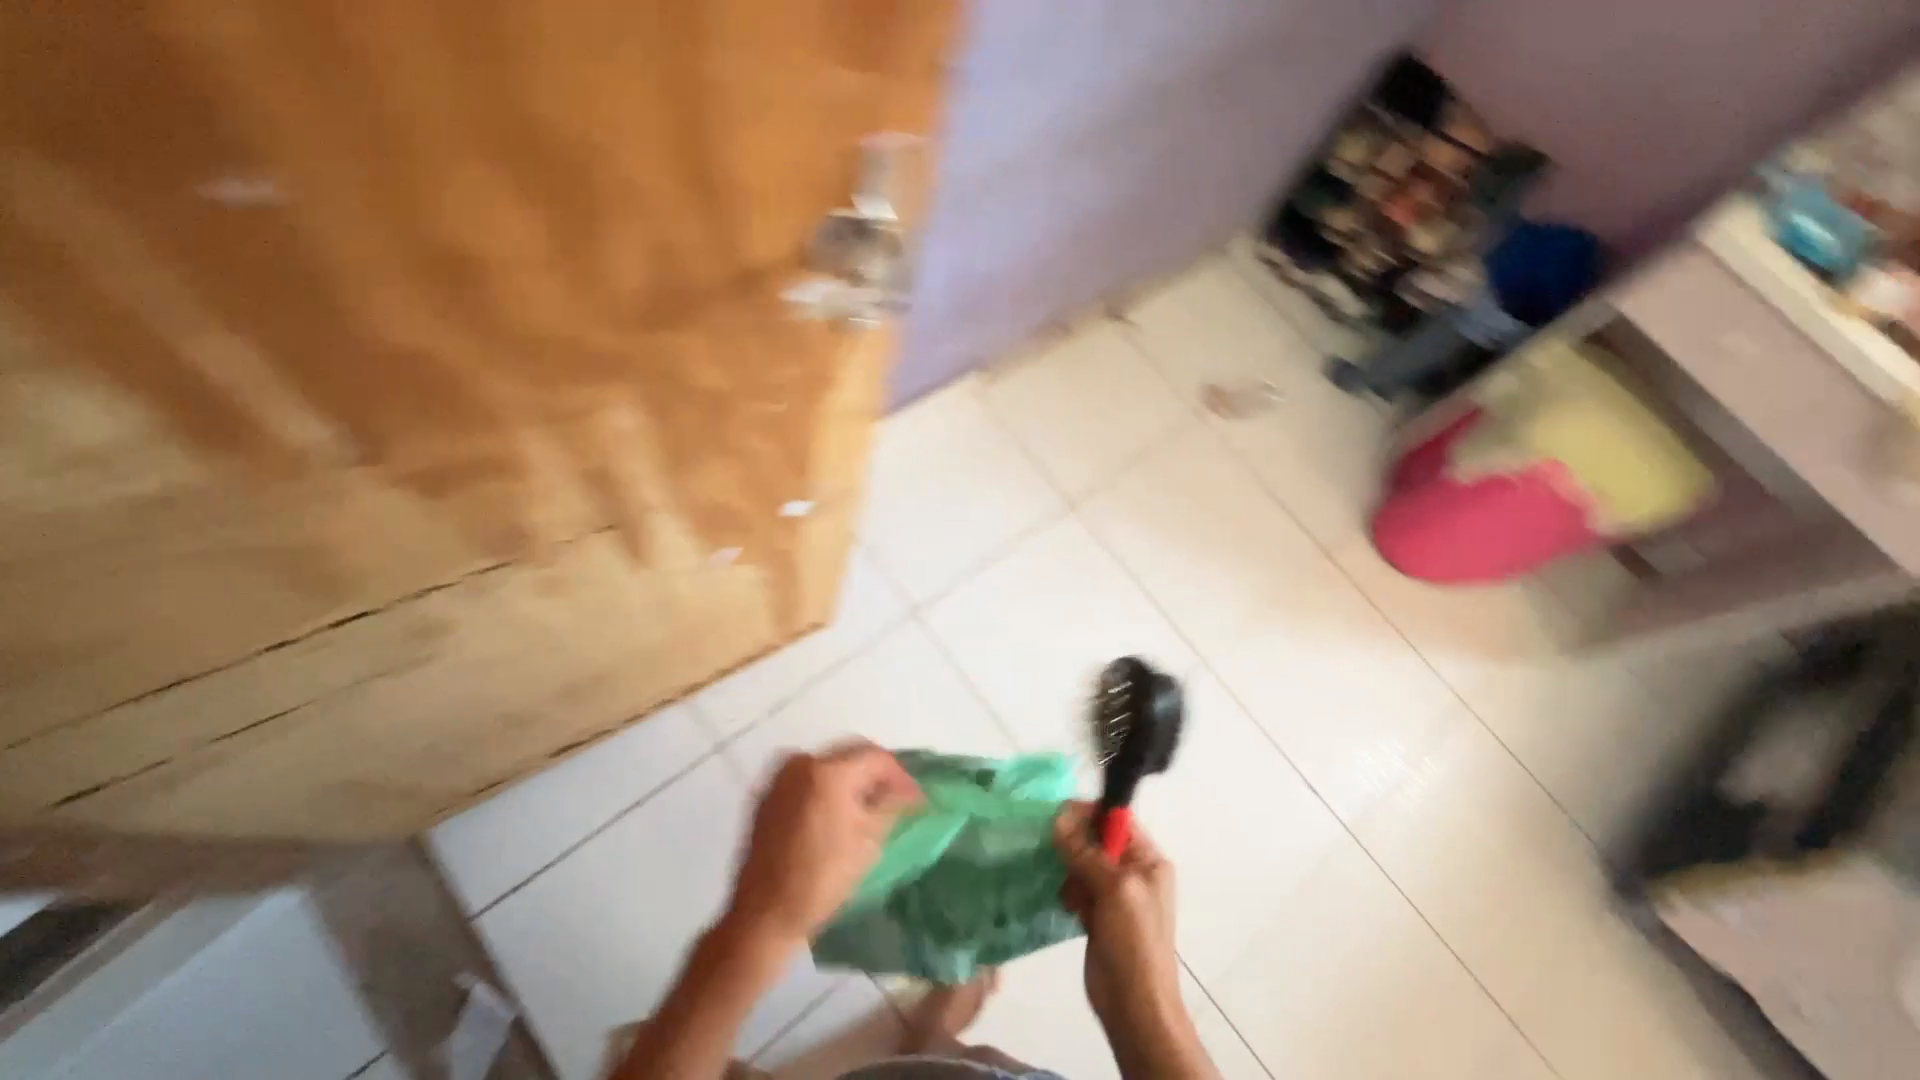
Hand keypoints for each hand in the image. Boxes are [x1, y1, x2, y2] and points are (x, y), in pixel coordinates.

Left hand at [727, 741, 922, 944]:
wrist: (764, 913)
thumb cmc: (822, 878)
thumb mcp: (868, 841)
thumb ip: (891, 806)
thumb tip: (909, 792)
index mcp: (829, 771)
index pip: (877, 758)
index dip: (902, 777)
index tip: (917, 800)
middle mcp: (801, 762)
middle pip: (851, 755)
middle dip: (876, 775)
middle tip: (897, 800)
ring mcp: (780, 778)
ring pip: (829, 766)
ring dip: (852, 780)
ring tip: (869, 807)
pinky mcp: (767, 795)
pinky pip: (808, 780)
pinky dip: (827, 789)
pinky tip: (839, 813)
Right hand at [1053, 801, 1182, 1028]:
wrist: (1133, 1003)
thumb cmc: (1134, 941)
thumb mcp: (1114, 888)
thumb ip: (1086, 851)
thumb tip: (1059, 817)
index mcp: (1149, 860)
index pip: (1118, 820)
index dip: (1090, 813)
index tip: (1059, 814)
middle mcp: (1133, 873)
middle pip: (1097, 840)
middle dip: (1075, 844)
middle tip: (1052, 849)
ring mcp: (1115, 895)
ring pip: (1082, 864)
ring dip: (1069, 871)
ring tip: (1068, 890)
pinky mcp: (1098, 915)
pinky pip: (1077, 888)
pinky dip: (1069, 892)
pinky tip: (1067, 906)